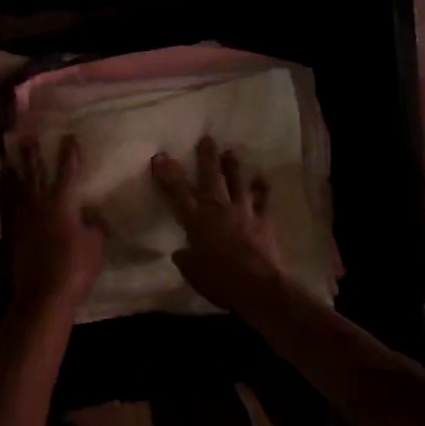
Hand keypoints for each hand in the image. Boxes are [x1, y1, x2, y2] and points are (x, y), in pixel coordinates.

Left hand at [5, 135, 105, 309]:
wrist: (43, 296)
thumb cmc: (75, 269)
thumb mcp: (93, 246)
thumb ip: (93, 226)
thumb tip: (92, 214)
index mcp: (62, 206)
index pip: (67, 174)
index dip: (69, 155)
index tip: (69, 137)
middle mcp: (40, 208)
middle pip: (36, 176)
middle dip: (33, 156)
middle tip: (27, 137)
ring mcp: (25, 222)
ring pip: (21, 191)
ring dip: (19, 173)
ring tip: (14, 160)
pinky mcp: (16, 237)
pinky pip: (15, 209)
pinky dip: (14, 198)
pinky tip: (15, 196)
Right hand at [150, 137, 287, 311]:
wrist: (257, 286)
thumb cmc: (219, 280)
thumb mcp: (192, 272)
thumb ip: (186, 258)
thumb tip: (182, 251)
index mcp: (197, 220)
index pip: (178, 192)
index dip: (168, 173)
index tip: (160, 156)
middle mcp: (219, 209)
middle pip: (210, 177)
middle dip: (207, 157)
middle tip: (207, 139)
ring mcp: (243, 211)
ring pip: (237, 181)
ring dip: (233, 166)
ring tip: (230, 151)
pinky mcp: (263, 219)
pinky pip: (263, 199)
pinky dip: (262, 188)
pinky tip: (261, 178)